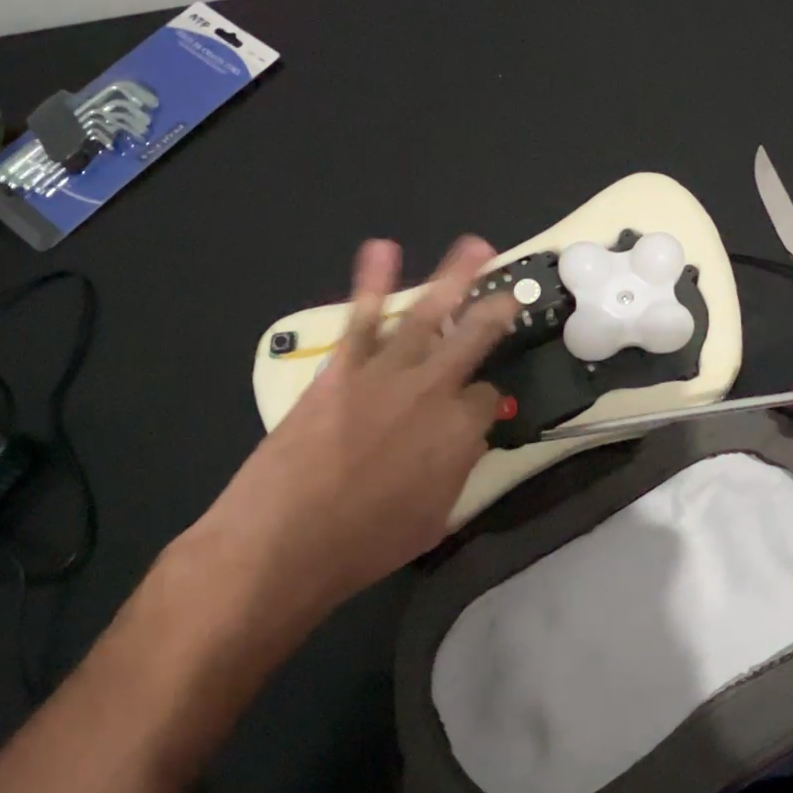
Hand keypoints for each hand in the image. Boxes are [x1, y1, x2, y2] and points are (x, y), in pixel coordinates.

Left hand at [195, 237, 517, 618]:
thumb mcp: (433, 519)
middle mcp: (434, 392)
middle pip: (475, 339)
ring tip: (475, 247)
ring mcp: (386, 374)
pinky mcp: (342, 368)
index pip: (489, 397)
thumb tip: (462, 444)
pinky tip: (382, 249)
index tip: (478, 409)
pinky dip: (372, 280)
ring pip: (427, 314)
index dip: (487, 400)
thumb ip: (454, 471)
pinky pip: (362, 315)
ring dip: (454, 277)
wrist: (283, 541)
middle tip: (509, 295)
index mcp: (462, 434)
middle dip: (496, 313)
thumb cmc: (365, 545)